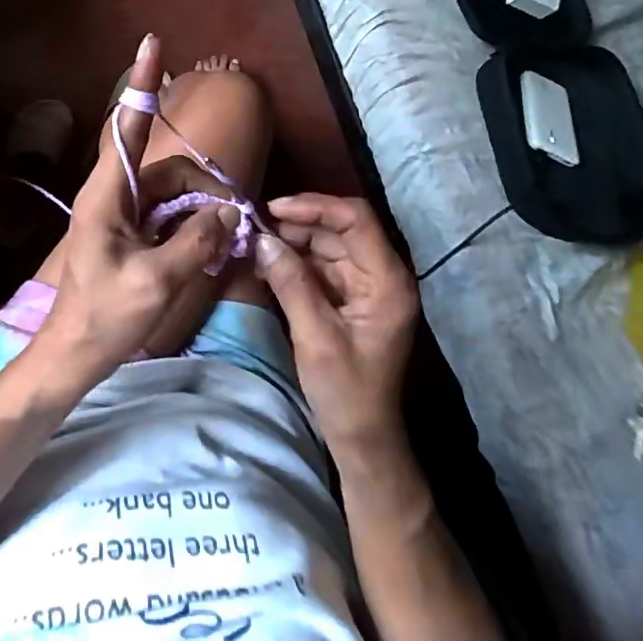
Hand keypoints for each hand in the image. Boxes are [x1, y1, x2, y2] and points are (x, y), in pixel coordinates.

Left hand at [36, 34, 239, 385]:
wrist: (74, 351)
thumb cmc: (106, 316)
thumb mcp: (158, 281)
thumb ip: (197, 242)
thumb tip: (226, 214)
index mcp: (107, 195)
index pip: (127, 126)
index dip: (142, 83)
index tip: (152, 43)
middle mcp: (112, 193)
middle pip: (166, 167)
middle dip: (201, 186)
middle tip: (231, 221)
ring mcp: (120, 212)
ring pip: (170, 191)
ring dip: (199, 209)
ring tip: (221, 241)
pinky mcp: (128, 230)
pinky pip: (167, 213)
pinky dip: (190, 224)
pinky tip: (206, 249)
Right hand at [256, 194, 418, 453]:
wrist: (360, 436)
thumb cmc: (346, 391)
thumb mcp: (315, 336)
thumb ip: (290, 283)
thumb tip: (262, 239)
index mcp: (387, 281)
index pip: (356, 219)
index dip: (315, 207)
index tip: (273, 210)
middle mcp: (380, 275)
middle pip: (339, 228)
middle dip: (296, 224)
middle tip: (255, 230)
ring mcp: (363, 285)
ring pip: (325, 243)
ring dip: (291, 241)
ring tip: (255, 247)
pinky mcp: (347, 297)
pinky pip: (318, 264)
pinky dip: (293, 260)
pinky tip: (266, 264)